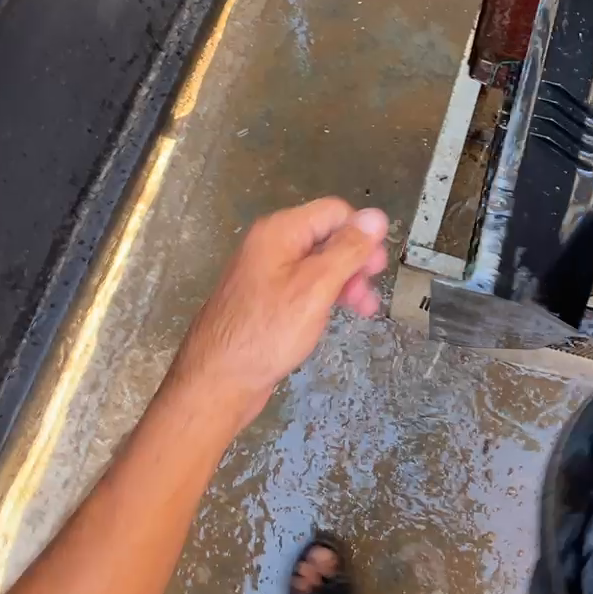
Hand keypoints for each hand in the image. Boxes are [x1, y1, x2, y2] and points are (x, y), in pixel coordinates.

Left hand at [164, 198, 389, 429]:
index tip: (376, 266)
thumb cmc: (267, 332)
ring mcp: (266, 270)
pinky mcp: (265, 296)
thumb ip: (347, 249)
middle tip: (371, 288)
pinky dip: (325, 293)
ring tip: (363, 308)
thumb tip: (376, 216)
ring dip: (344, 279)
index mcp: (280, 230)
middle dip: (355, 259)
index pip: (334, 211)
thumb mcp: (316, 287)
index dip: (361, 234)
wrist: (217, 382)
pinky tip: (336, 313)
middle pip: (326, 235)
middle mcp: (271, 243)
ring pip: (318, 261)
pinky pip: (303, 283)